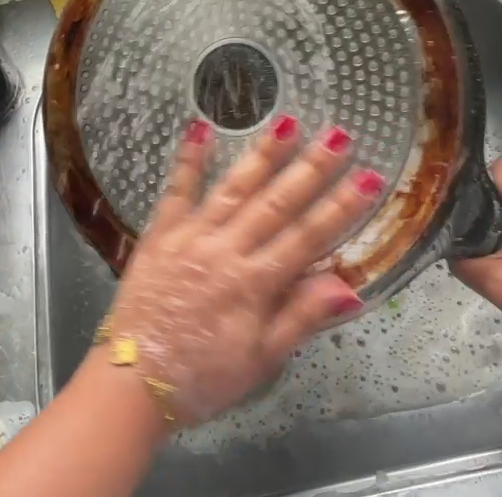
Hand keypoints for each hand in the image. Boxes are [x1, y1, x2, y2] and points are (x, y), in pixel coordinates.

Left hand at [97, 116, 383, 425]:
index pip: (308, 237)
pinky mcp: (160, 232)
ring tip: (287, 121)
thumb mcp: (261, 360)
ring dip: (262, 154)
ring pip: (234, 188)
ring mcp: (191, 235)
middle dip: (311, 168)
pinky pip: (177, 189)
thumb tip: (349, 287)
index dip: (341, 207)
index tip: (369, 178)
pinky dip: (189, 158)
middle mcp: (227, 250)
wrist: (133, 382)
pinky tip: (200, 127)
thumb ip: (301, 317)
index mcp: (255, 284)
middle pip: (276, 203)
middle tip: (338, 135)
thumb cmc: (202, 377)